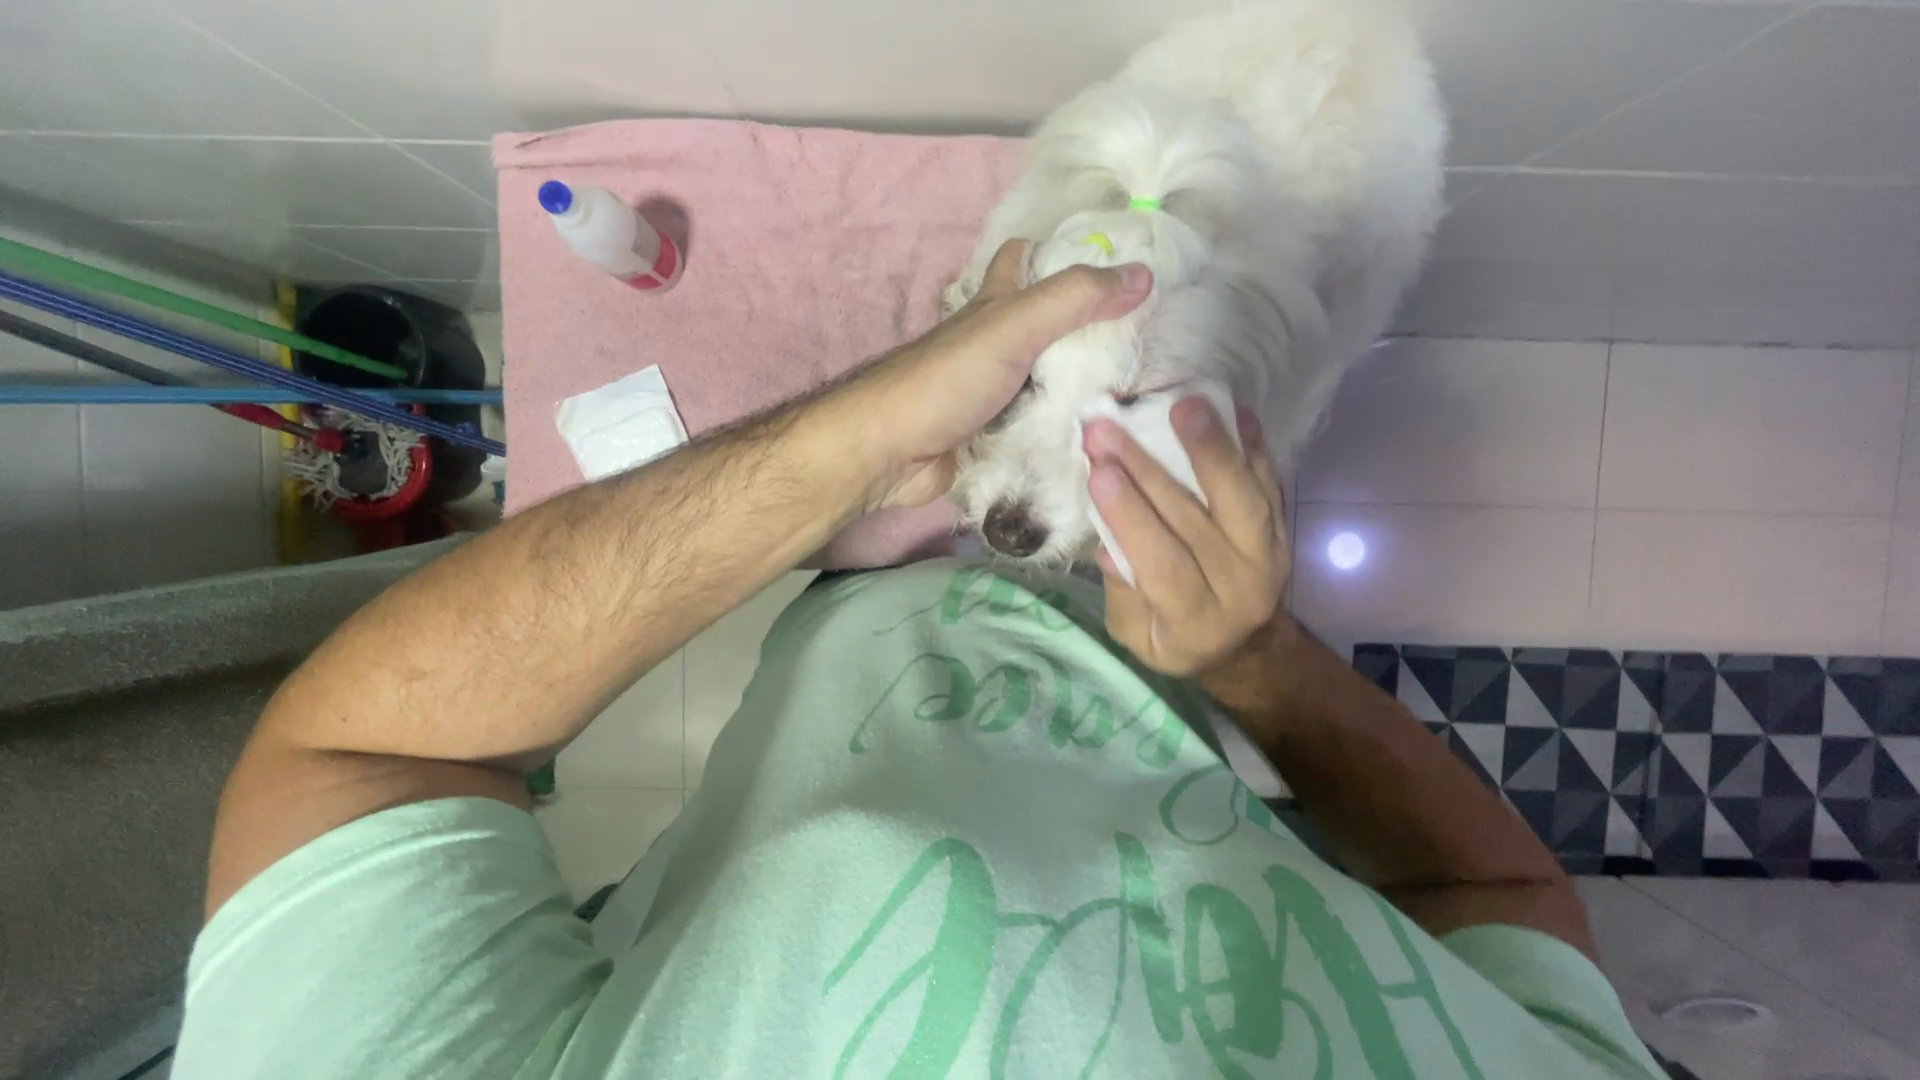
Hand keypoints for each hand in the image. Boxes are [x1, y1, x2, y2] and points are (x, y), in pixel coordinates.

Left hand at [825, 240, 1152, 511]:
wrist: (892, 452)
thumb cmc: (948, 379)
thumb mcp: (1014, 326)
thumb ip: (1074, 300)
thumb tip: (1143, 274)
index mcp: (994, 306)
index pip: (1024, 258)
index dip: (1059, 252)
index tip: (1113, 269)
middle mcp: (994, 346)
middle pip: (1046, 327)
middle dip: (1087, 332)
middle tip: (1145, 346)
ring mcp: (992, 394)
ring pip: (1046, 382)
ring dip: (1081, 389)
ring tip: (1141, 397)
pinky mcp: (992, 437)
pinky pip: (1038, 428)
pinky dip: (1063, 431)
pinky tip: (1100, 439)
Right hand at [1083, 398, 1293, 689]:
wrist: (1248, 647)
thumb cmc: (1177, 641)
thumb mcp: (1138, 637)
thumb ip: (1123, 594)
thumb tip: (1107, 545)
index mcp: (1196, 622)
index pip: (1162, 562)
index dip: (1130, 517)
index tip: (1096, 472)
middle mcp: (1239, 587)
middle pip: (1194, 521)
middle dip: (1147, 470)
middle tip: (1108, 428)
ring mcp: (1267, 555)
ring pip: (1242, 497)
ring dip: (1211, 448)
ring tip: (1183, 405)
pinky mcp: (1281, 530)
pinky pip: (1270, 484)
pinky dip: (1252, 447)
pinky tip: (1232, 412)